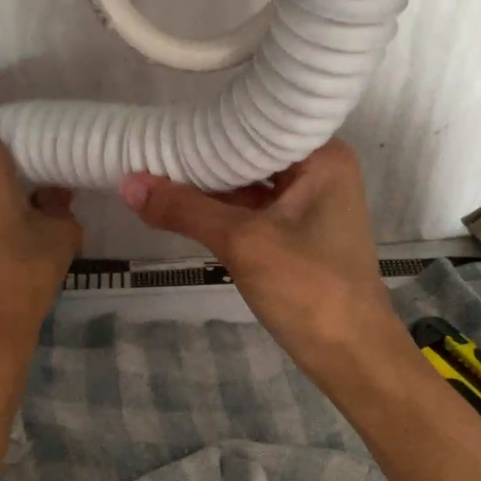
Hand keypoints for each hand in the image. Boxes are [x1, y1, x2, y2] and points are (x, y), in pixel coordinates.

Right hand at [120, 141, 406, 377]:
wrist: (353, 356)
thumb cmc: (309, 289)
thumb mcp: (243, 244)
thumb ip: (185, 210)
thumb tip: (127, 184)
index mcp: (322, 157)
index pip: (256, 124)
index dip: (207, 125)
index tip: (160, 125)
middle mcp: (320, 172)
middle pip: (251, 153)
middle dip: (202, 157)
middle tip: (148, 148)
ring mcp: (311, 206)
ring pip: (250, 185)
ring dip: (209, 187)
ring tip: (153, 175)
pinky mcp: (299, 237)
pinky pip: (254, 212)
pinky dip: (222, 212)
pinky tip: (183, 209)